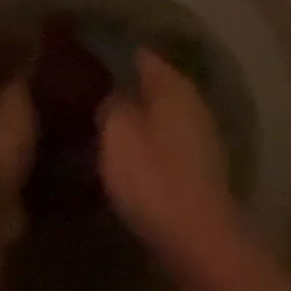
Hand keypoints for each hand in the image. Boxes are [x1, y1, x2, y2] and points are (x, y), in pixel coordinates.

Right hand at [97, 50, 231, 237]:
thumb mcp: (118, 135)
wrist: (197, 237)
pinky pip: (168, 142)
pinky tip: (128, 152)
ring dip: (139, 116)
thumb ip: (113, 105)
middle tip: (90, 89)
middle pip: (157, 86)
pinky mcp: (200, 168)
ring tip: (103, 120)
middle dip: (128, 86)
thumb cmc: (153, 179)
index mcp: (174, 88)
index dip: (117, 54)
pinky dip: (149, 142)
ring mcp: (202, 137)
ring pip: (163, 115)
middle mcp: (194, 105)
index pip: (144, 57)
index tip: (89, 55)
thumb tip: (114, 94)